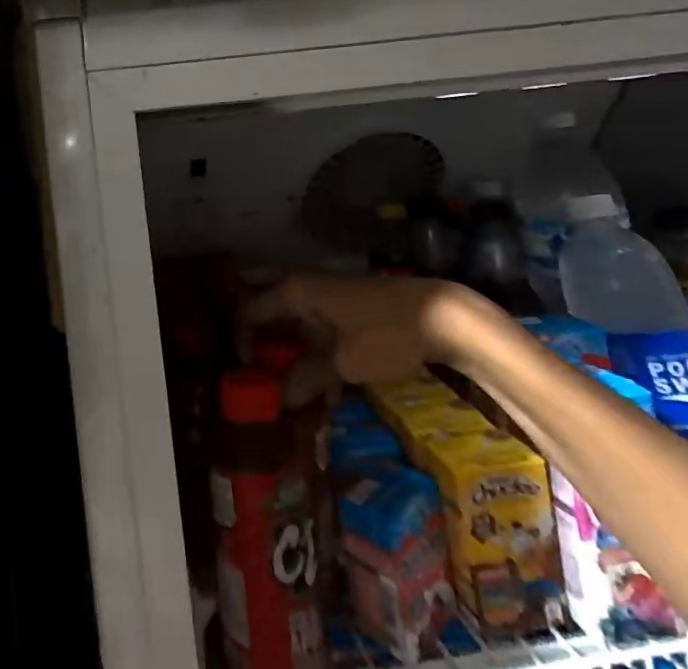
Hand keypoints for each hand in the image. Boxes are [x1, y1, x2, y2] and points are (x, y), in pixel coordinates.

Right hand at [242, 272, 502, 382]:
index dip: (241, 343)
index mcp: (294, 291)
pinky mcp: (350, 308)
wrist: (446, 316)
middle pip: (273, 320)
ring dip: (294, 360)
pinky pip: (321, 331)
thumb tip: (283, 400)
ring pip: (299, 329)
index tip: (243, 375)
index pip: (250, 312)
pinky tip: (324, 389)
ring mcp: (330, 297)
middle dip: (267, 354)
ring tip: (291, 396)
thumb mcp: (343, 362)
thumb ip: (307, 378)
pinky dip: (318, 356)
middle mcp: (306, 288)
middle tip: (263, 387)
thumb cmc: (385, 333)